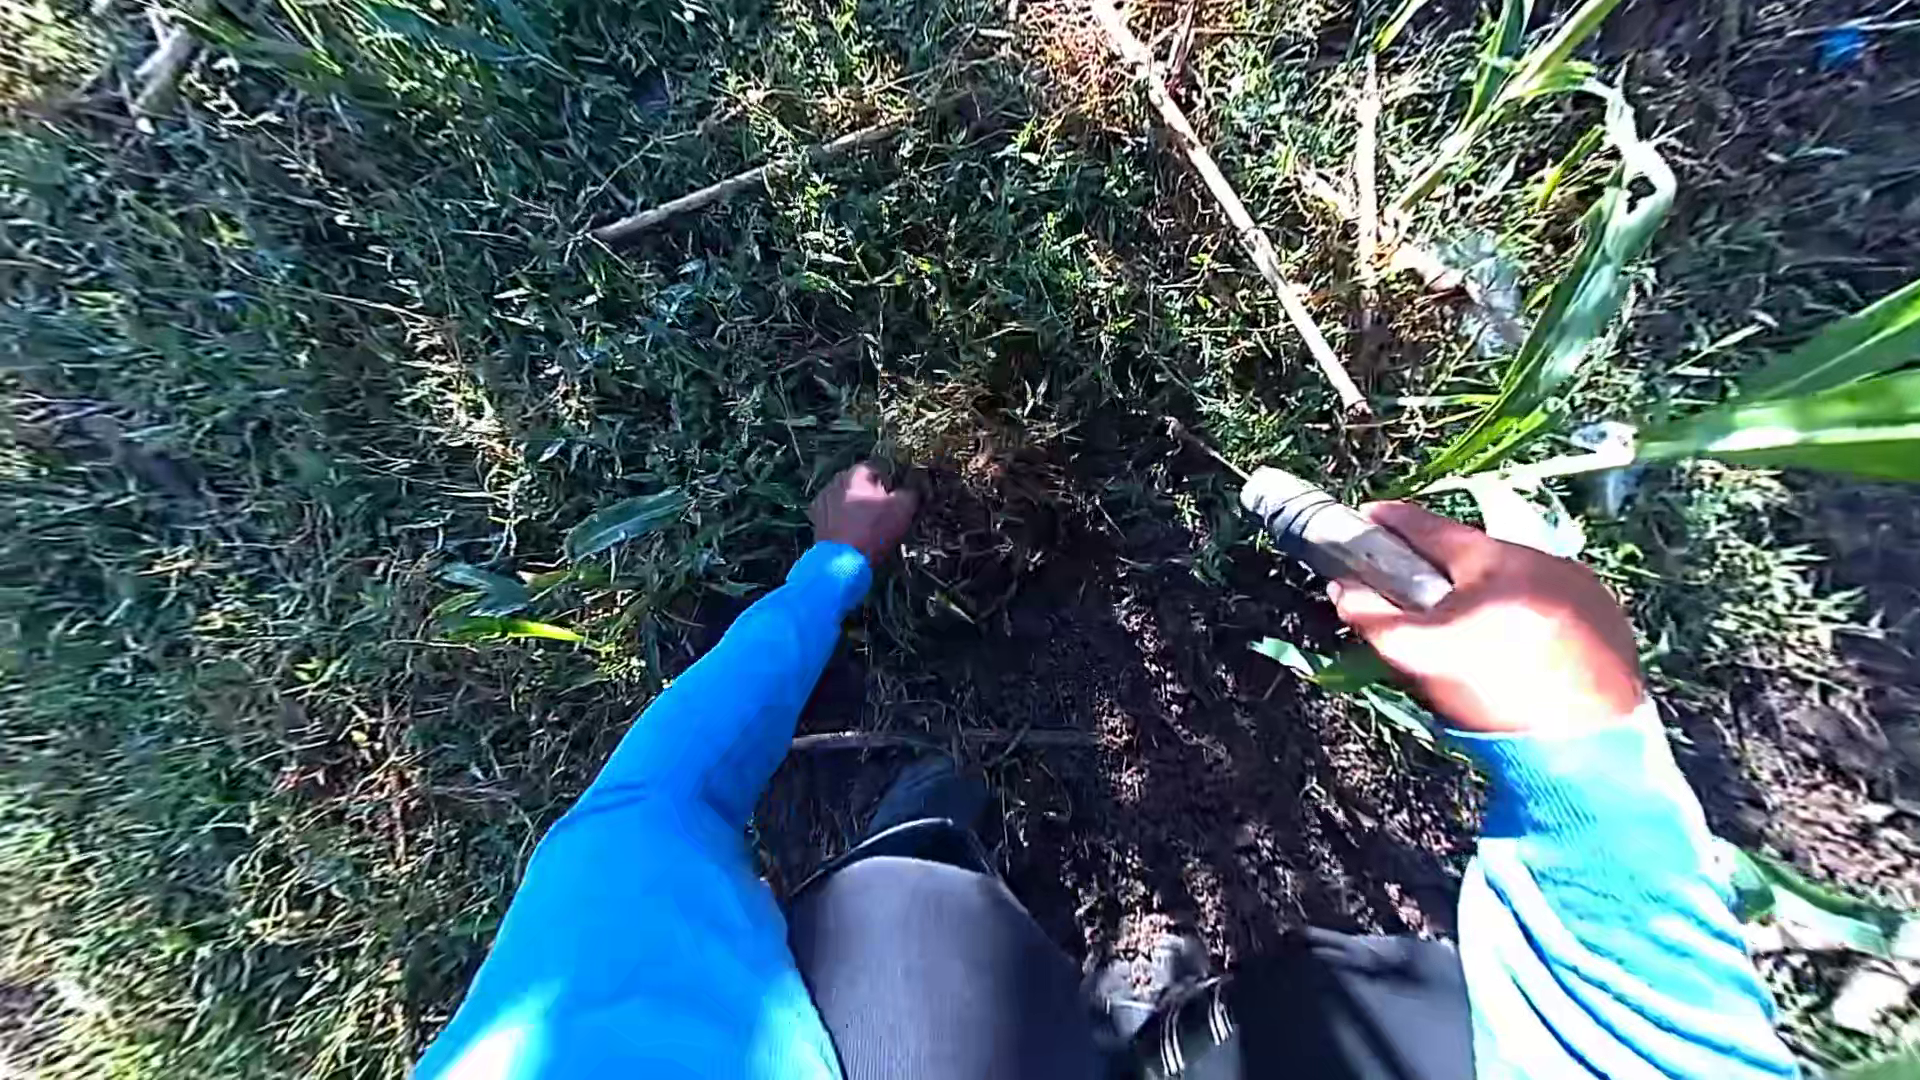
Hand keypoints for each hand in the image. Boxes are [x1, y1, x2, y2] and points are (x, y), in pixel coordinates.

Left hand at [809, 462, 919, 564]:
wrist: (842, 562)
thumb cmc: (873, 531)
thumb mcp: (902, 509)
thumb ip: (910, 493)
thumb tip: (912, 490)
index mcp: (855, 474)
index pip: (877, 468)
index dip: (891, 482)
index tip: (898, 496)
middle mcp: (834, 482)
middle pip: (859, 484)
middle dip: (872, 494)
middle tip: (885, 512)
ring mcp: (822, 501)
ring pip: (846, 499)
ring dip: (856, 508)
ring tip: (869, 526)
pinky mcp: (816, 520)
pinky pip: (835, 515)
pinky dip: (844, 521)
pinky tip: (854, 534)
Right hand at [1328, 501, 1643, 733]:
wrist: (1584, 753)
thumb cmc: (1491, 692)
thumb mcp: (1412, 653)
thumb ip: (1368, 613)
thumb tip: (1341, 586)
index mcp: (1499, 562)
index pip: (1433, 528)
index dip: (1394, 519)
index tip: (1369, 514)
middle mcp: (1548, 563)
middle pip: (1472, 550)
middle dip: (1433, 557)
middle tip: (1403, 572)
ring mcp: (1585, 590)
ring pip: (1509, 573)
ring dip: (1474, 581)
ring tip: (1449, 607)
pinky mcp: (1608, 619)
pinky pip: (1541, 595)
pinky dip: (1509, 601)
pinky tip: (1497, 630)